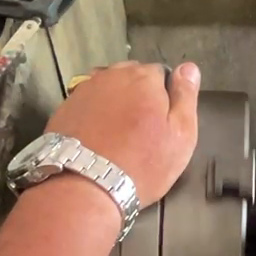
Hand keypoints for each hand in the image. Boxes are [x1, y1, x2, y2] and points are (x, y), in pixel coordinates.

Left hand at [46, 62, 199, 205]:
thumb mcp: (181, 136)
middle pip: (132, 78)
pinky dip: (95, 117)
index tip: (162, 124)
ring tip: (118, 138)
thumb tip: (189, 68)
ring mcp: (85, 90)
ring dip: (116, 106)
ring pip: (109, 90)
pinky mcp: (65, 108)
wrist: (85, 187)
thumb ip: (186, 97)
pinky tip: (99, 141)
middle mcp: (113, 76)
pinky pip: (88, 105)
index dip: (165, 99)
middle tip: (142, 134)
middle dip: (139, 98)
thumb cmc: (141, 165)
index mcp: (145, 78)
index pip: (162, 74)